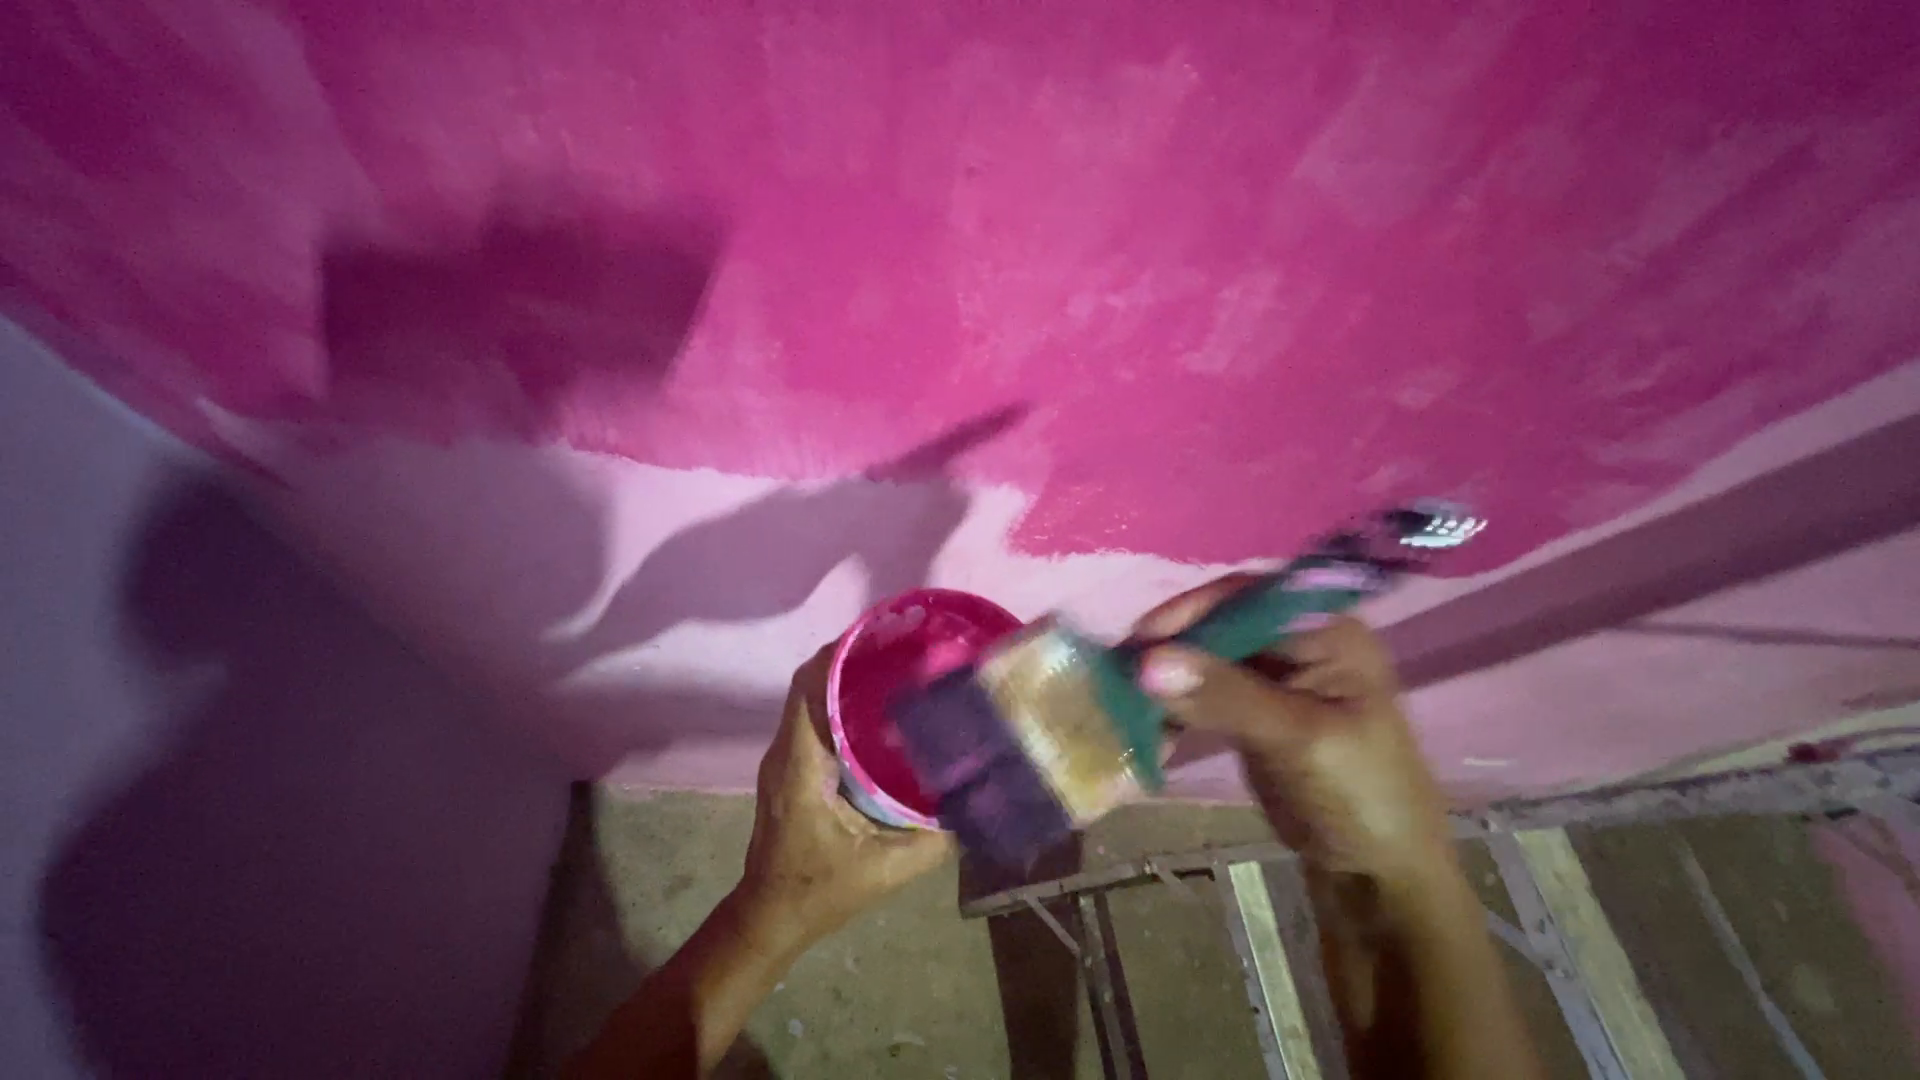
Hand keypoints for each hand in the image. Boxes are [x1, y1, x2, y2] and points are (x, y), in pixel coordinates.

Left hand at [731, 645, 954, 950]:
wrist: (771, 917)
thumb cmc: (821, 892)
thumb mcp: (887, 869)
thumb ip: (934, 837)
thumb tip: (977, 797)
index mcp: (800, 766)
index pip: (809, 687)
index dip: (840, 653)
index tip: (885, 635)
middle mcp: (785, 751)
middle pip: (810, 682)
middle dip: (852, 656)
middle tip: (903, 646)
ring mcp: (784, 757)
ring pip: (810, 696)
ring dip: (846, 676)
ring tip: (897, 666)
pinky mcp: (791, 766)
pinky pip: (813, 717)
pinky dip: (841, 701)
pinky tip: (881, 707)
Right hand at [1131, 575, 1453, 883]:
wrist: (1376, 870)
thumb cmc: (1358, 794)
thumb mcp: (1295, 738)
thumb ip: (1224, 694)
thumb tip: (1146, 662)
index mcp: (1326, 631)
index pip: (1247, 599)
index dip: (1191, 612)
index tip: (1142, 641)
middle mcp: (1298, 642)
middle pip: (1218, 627)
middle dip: (1171, 649)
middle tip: (1121, 673)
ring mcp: (1273, 678)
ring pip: (1204, 660)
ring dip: (1166, 681)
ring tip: (1126, 704)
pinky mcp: (1250, 710)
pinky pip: (1201, 694)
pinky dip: (1173, 709)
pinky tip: (1149, 730)